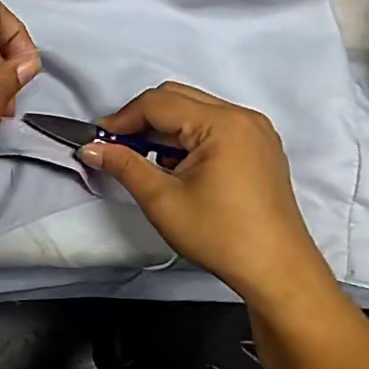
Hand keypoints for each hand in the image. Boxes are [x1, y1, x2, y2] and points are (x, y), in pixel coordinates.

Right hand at [77, 82, 330, 299]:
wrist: (276, 270)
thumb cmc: (221, 235)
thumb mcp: (161, 199)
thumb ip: (124, 165)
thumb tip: (92, 149)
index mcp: (222, 124)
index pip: (158, 103)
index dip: (123, 119)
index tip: (99, 140)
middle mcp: (243, 118)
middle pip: (177, 98)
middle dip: (142, 119)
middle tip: (118, 147)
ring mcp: (255, 132)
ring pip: (195, 110)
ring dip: (164, 129)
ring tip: (146, 161)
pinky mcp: (259, 148)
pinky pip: (214, 126)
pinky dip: (187, 137)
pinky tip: (176, 167)